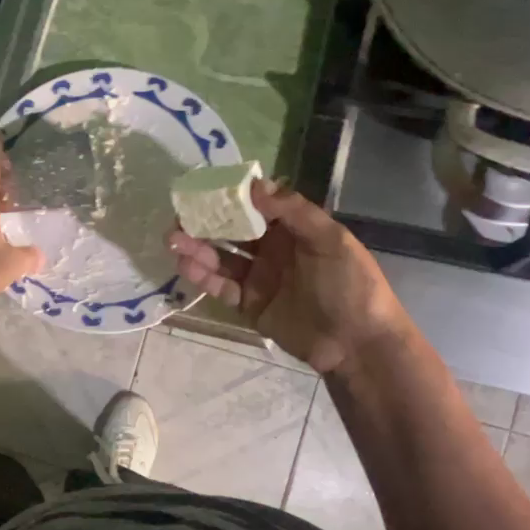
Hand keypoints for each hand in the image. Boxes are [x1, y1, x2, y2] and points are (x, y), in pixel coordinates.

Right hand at [167, 180, 411, 374]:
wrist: (357, 343)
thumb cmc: (351, 285)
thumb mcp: (330, 240)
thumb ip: (293, 211)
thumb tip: (254, 185)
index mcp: (294, 231)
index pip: (256, 207)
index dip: (231, 198)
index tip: (204, 190)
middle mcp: (273, 250)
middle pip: (232, 231)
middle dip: (204, 223)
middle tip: (178, 217)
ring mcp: (259, 278)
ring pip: (221, 258)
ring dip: (196, 248)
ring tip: (172, 240)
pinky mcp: (249, 304)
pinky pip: (221, 287)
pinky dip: (203, 276)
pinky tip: (185, 266)